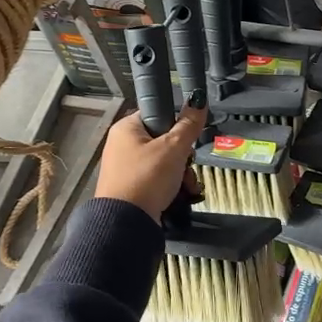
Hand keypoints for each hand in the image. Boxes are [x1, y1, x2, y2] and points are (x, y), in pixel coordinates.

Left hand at [95, 104, 204, 220]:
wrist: (126, 223)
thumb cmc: (147, 177)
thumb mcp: (174, 148)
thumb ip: (189, 124)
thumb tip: (199, 99)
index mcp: (126, 128)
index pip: (157, 114)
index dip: (176, 124)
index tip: (187, 139)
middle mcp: (122, 145)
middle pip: (164, 141)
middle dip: (183, 156)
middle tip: (187, 165)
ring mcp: (126, 168)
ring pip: (164, 162)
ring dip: (182, 173)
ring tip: (187, 186)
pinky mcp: (131, 188)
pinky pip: (157, 179)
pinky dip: (172, 186)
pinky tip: (182, 195)